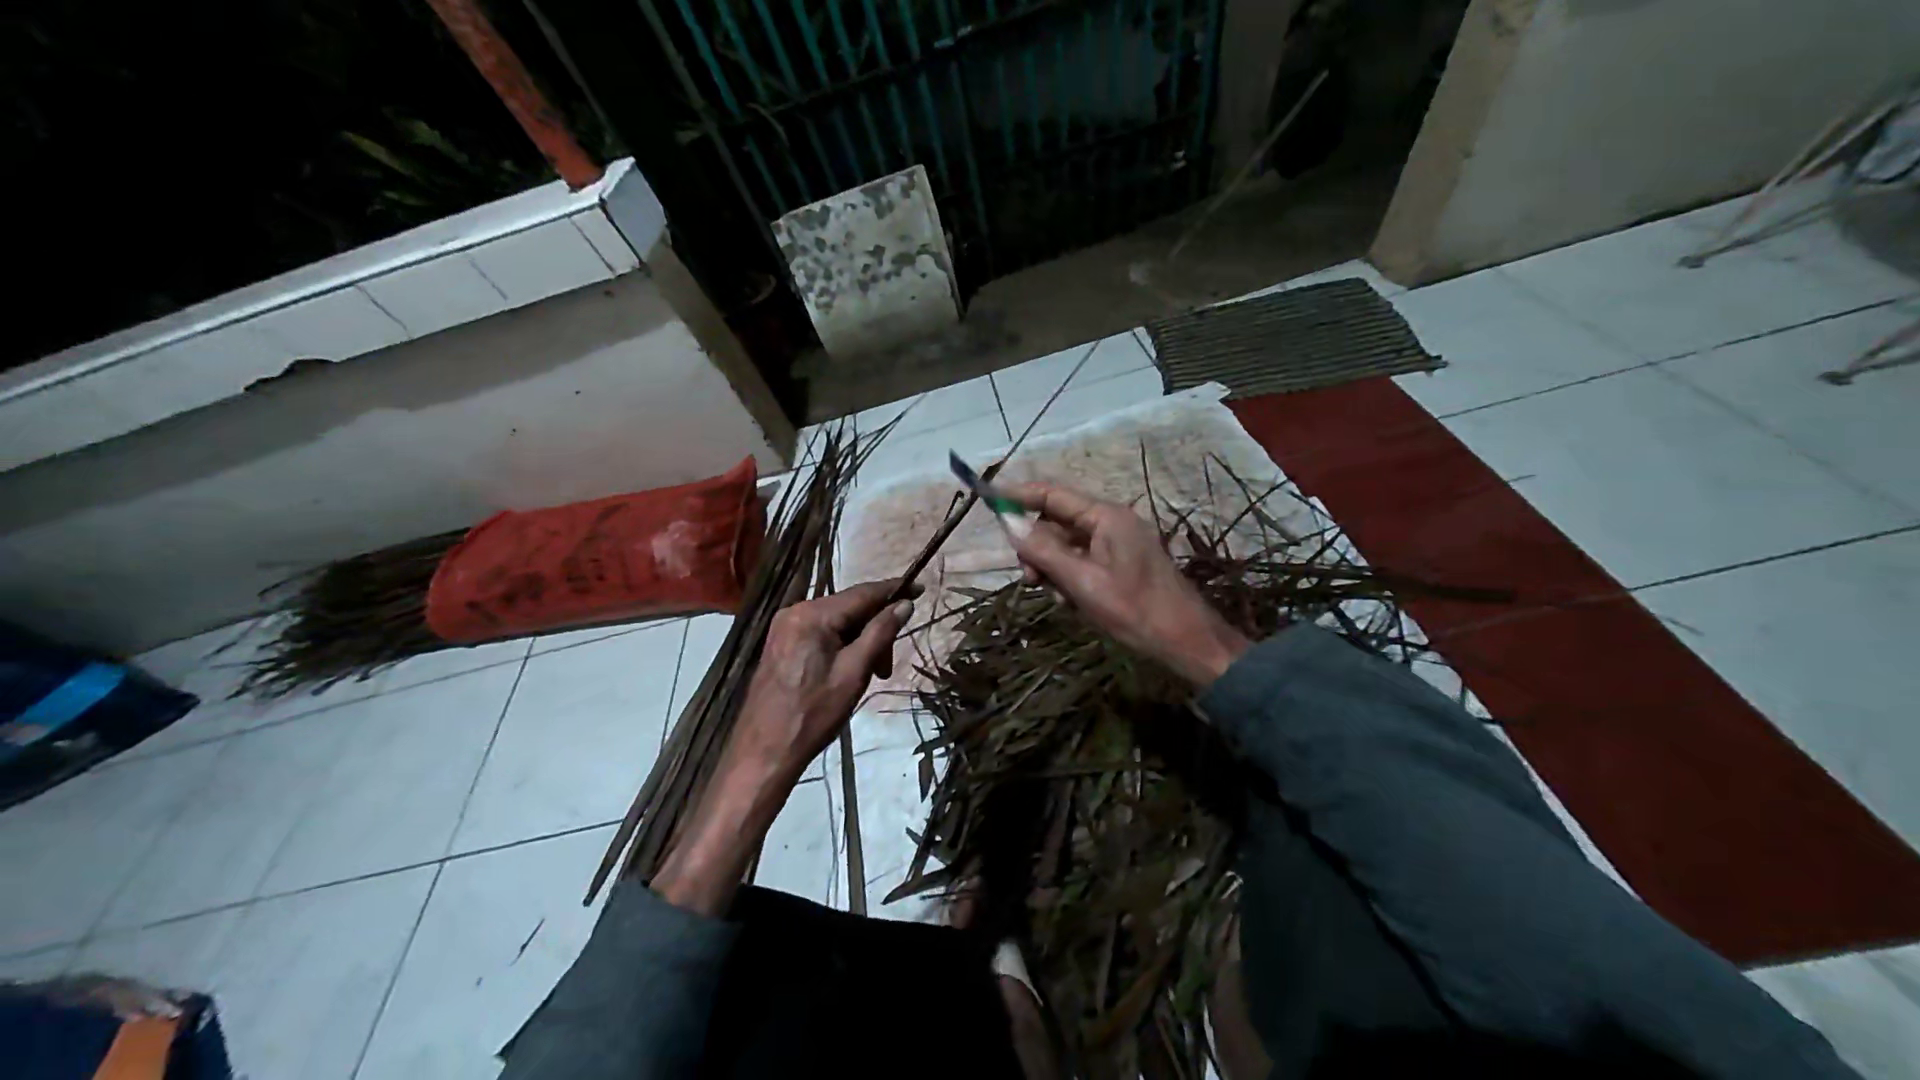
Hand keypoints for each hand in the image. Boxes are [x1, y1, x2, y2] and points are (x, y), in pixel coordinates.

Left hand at [653, 580, 914, 914]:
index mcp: (812, 615)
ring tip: (872, 674)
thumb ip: (880, 633)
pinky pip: (821, 632)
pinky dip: (842, 646)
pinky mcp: (781, 643)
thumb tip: (904, 603)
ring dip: (860, 641)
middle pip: (849, 607)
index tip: (921, 588)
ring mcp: (784, 627)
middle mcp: (795, 611)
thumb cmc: (812, 714)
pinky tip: (851, 669)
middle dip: (876, 629)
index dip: (894, 590)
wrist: (764, 752)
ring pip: (836, 621)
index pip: (862, 593)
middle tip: (887, 667)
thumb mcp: (854, 673)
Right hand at [1005, 483, 1249, 686]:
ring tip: (1058, 597)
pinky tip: (1072, 602)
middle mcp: (1111, 521)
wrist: (1185, 640)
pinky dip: (1069, 577)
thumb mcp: (1081, 581)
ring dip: (1052, 567)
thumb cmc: (1133, 609)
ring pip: (1066, 544)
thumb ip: (1043, 551)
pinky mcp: (1120, 562)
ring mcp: (1117, 542)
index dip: (1018, 496)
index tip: (988, 501)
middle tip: (1030, 578)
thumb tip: (1008, 523)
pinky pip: (1082, 560)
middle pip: (1056, 521)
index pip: (1051, 494)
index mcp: (1105, 516)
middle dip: (1037, 547)